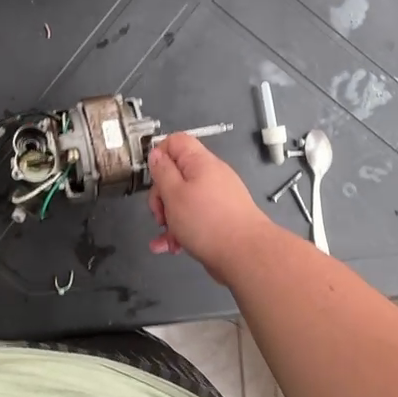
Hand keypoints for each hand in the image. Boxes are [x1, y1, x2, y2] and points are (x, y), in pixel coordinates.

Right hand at [147, 132, 270, 281]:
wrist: (245, 254)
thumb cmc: (206, 221)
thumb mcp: (173, 194)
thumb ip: (162, 171)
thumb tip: (156, 153)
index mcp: (200, 162)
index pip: (175, 142)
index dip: (159, 155)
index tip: (152, 178)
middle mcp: (211, 175)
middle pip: (176, 175)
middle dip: (161, 196)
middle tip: (160, 214)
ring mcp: (217, 198)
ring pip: (182, 200)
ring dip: (169, 218)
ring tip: (167, 236)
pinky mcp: (219, 218)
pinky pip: (194, 217)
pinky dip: (180, 230)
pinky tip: (171, 246)